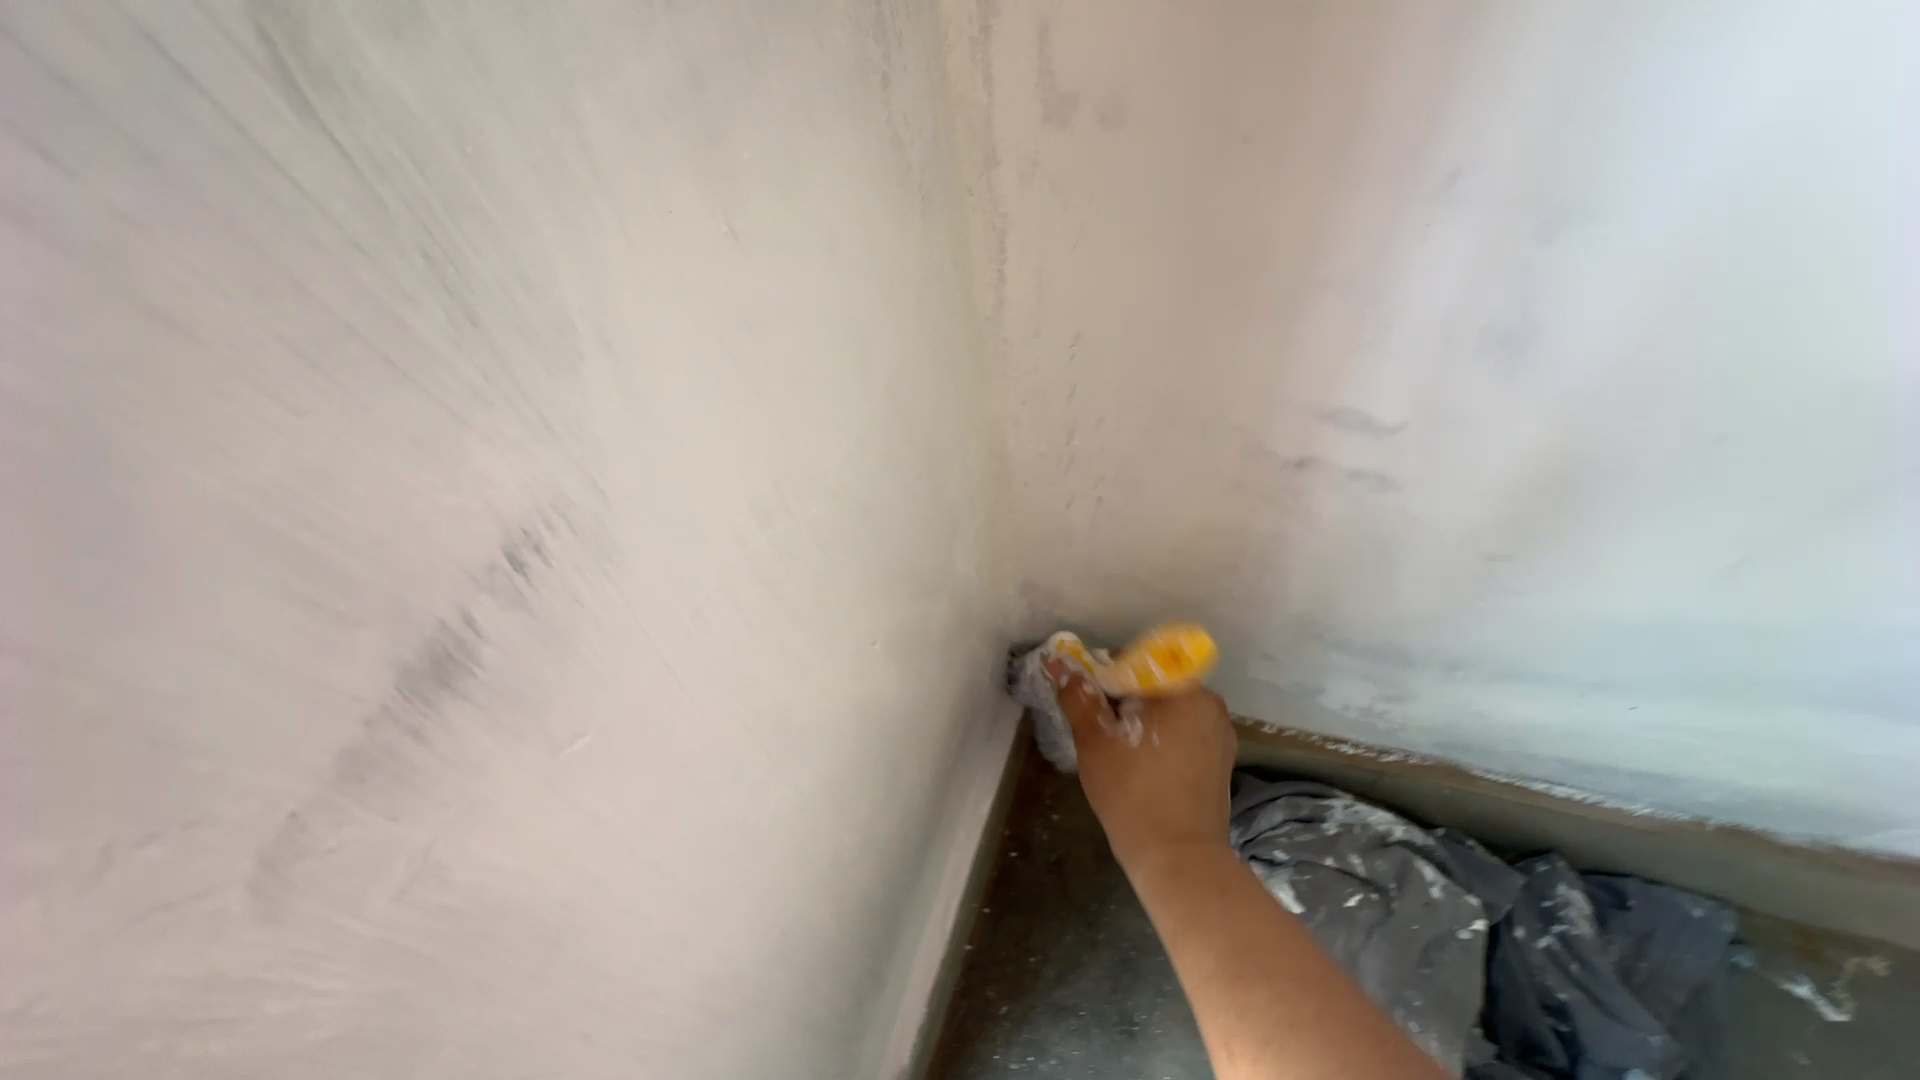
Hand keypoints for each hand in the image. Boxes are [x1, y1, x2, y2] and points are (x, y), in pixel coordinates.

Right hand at [1045, 659, 1237, 870]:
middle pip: (1154, 686)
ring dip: (1143, 722)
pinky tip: (1144, 767)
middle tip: (1099, 733)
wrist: (1178, 858)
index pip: (1134, 663)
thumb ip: (1078, 696)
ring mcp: (1221, 733)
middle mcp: (1210, 703)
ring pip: (1169, 711)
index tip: (1085, 705)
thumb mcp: (1094, 741)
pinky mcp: (1222, 759)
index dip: (1102, 679)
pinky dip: (1163, 740)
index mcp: (1183, 689)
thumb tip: (1059, 664)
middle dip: (1123, 702)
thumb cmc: (1132, 793)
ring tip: (1120, 753)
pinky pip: (1185, 734)